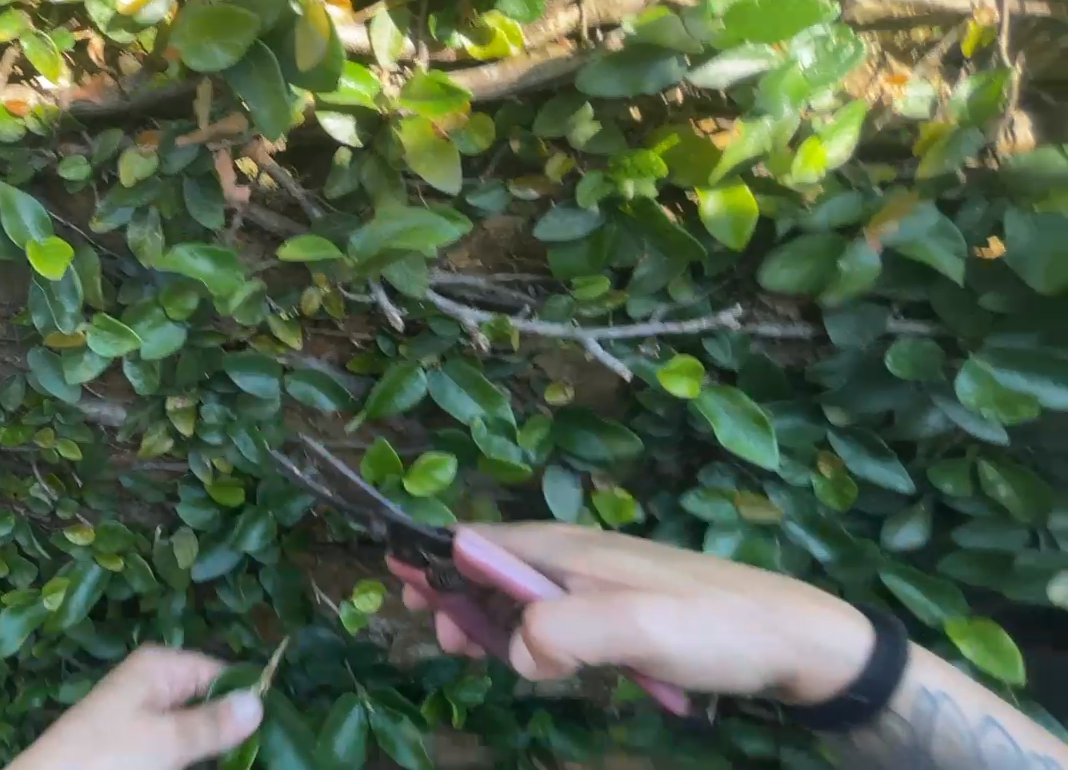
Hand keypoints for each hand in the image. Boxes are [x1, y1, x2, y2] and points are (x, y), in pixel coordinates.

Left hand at [3, 645, 263, 769]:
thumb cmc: (109, 757)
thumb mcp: (166, 740)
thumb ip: (212, 724)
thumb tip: (260, 698)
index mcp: (160, 666)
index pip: (218, 672)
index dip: (248, 697)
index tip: (282, 729)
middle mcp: (154, 682)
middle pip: (209, 701)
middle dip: (234, 728)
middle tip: (272, 753)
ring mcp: (145, 715)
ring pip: (196, 729)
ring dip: (217, 748)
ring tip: (253, 759)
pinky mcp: (139, 745)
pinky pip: (179, 746)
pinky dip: (195, 755)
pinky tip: (217, 764)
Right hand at [391, 522, 873, 704]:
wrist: (797, 637)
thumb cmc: (707, 624)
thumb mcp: (633, 627)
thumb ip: (561, 632)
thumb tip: (515, 654)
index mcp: (553, 546)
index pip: (469, 542)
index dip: (430, 562)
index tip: (403, 589)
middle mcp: (560, 551)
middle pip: (483, 564)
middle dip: (453, 595)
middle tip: (445, 641)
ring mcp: (585, 575)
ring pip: (514, 589)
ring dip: (488, 618)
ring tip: (477, 653)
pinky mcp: (609, 600)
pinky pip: (548, 610)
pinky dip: (527, 630)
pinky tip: (539, 658)